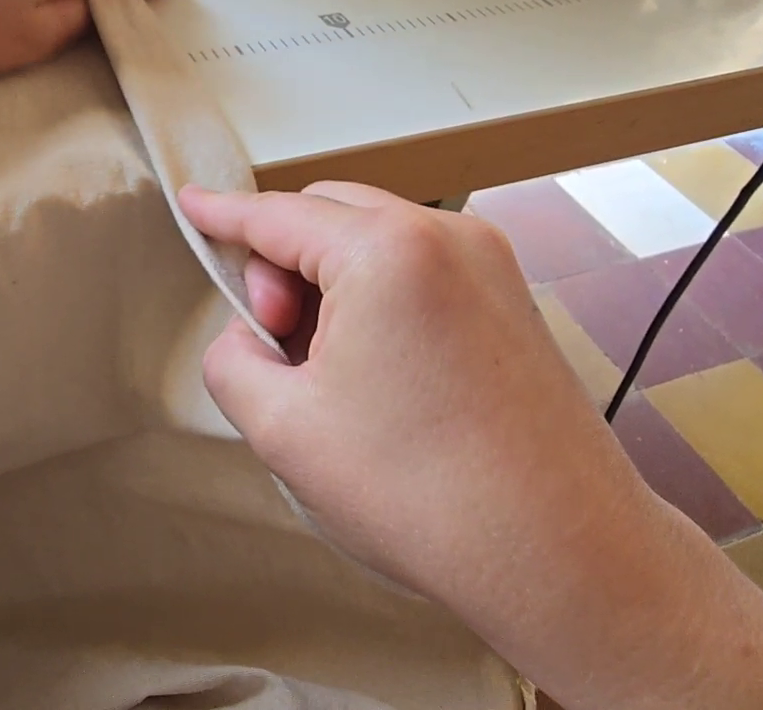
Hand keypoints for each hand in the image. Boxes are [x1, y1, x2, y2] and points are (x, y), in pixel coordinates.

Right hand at [177, 183, 762, 709]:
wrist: (567, 558)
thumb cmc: (441, 497)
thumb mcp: (281, 427)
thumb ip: (231, 358)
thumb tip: (247, 337)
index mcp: (386, 253)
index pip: (275, 214)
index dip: (221, 212)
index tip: (195, 205)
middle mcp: (446, 237)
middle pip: (323, 216)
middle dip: (281, 267)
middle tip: (277, 340)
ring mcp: (487, 262)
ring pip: (367, 239)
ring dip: (328, 285)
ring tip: (334, 372)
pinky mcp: (506, 294)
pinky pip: (411, 266)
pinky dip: (373, 297)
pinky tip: (376, 372)